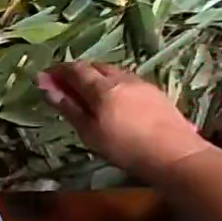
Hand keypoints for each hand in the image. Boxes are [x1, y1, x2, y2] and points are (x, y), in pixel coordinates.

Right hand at [37, 62, 211, 180]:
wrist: (175, 155)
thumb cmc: (126, 149)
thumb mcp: (90, 132)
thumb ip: (69, 107)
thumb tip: (46, 86)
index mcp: (101, 87)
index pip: (75, 69)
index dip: (59, 71)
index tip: (46, 77)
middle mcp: (121, 77)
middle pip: (95, 66)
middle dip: (77, 72)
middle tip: (66, 86)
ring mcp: (140, 83)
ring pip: (113, 71)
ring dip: (96, 76)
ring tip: (89, 93)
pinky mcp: (155, 91)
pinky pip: (127, 80)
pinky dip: (113, 84)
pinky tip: (115, 100)